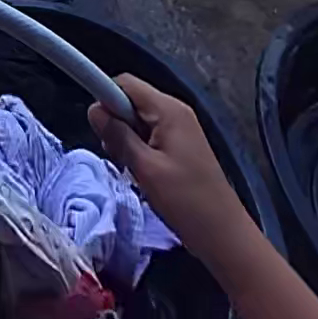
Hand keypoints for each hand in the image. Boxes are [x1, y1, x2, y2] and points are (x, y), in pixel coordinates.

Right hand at [92, 75, 317, 318]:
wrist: (224, 235)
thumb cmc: (185, 201)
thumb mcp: (145, 169)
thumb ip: (118, 136)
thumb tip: (93, 109)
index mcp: (168, 109)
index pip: (126, 83)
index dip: (105, 97)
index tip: (96, 127)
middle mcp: (174, 110)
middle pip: (131, 100)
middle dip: (116, 122)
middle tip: (115, 155)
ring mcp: (180, 126)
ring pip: (138, 118)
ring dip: (126, 138)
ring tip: (130, 168)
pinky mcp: (180, 143)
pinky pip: (149, 133)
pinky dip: (139, 148)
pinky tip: (142, 172)